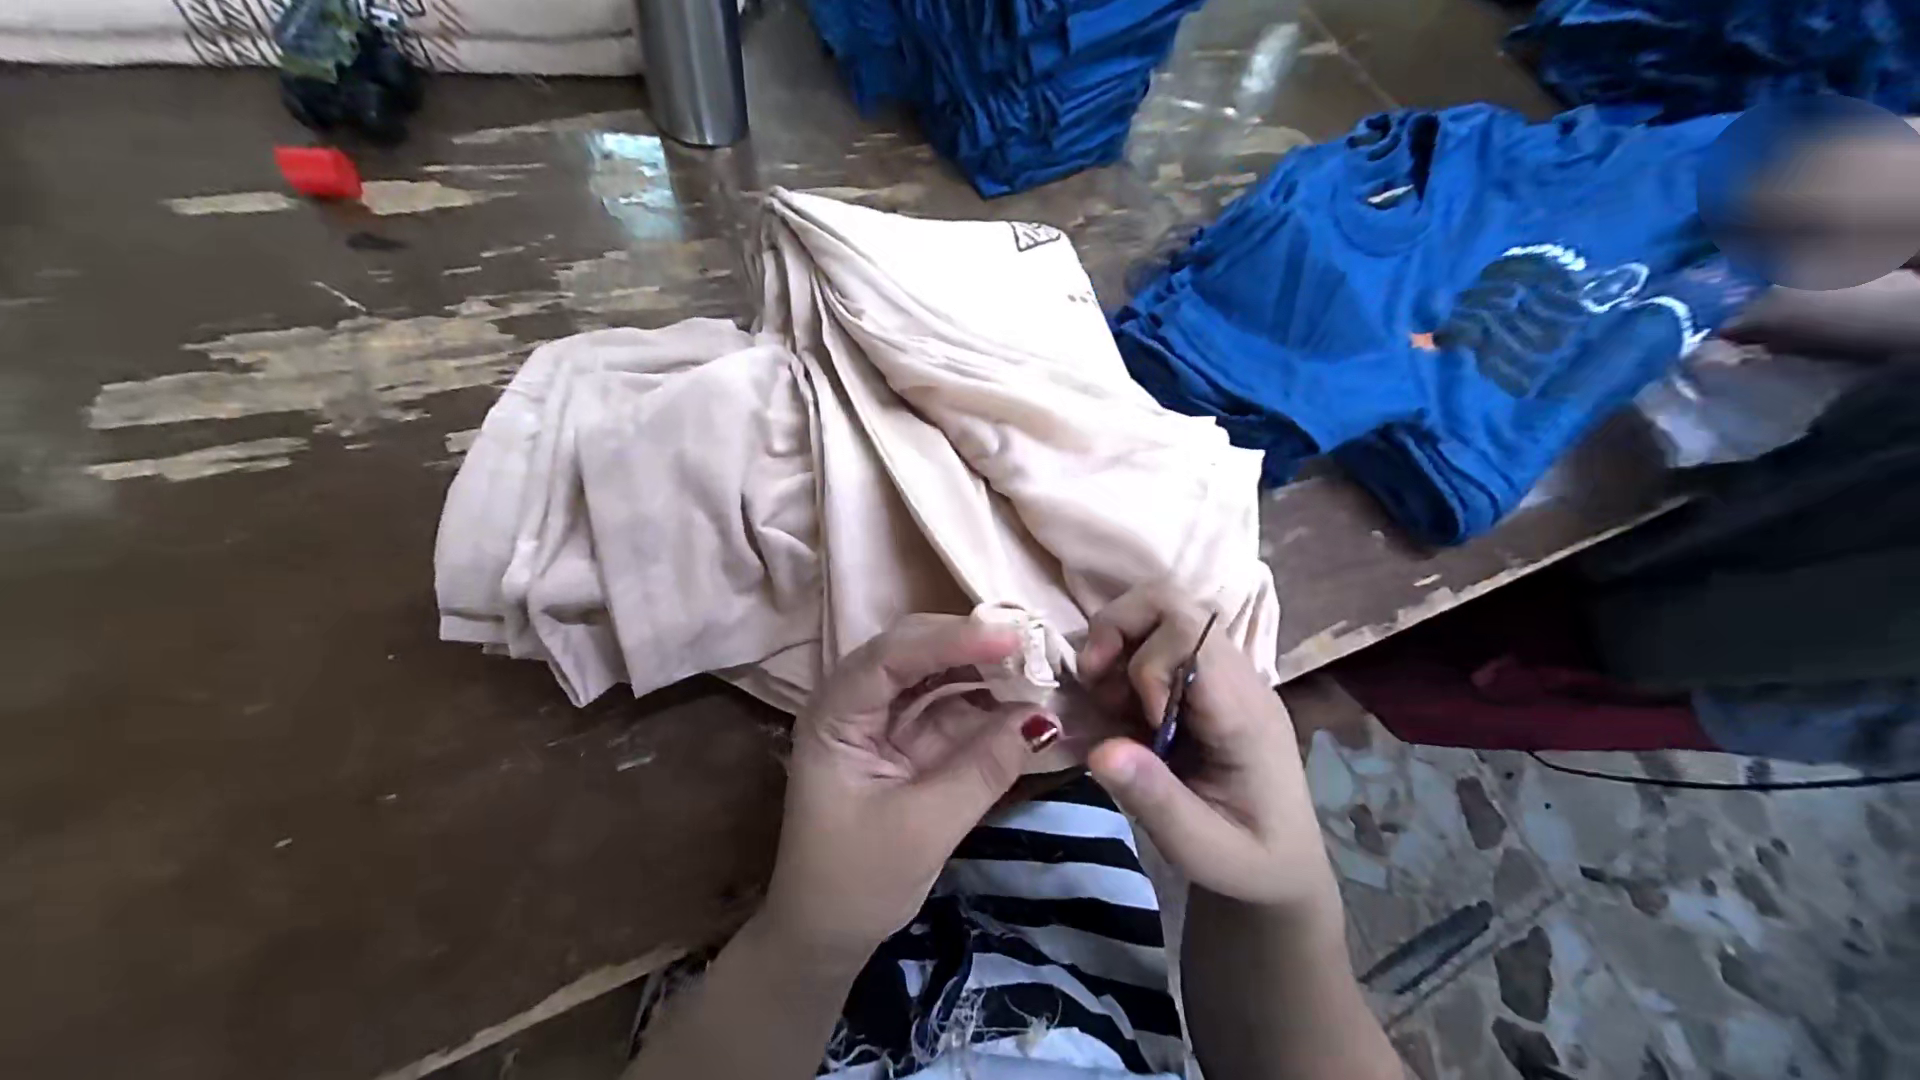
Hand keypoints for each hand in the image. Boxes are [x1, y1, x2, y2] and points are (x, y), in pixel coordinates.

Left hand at [761, 614, 1060, 958]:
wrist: (826, 935)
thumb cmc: (857, 883)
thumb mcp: (924, 828)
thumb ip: (983, 769)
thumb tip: (1045, 719)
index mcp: (835, 715)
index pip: (891, 657)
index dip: (951, 639)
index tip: (1010, 637)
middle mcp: (855, 702)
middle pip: (913, 650)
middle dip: (970, 643)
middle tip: (1030, 642)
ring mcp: (883, 718)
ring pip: (935, 672)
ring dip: (983, 667)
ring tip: (1035, 663)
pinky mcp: (909, 738)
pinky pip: (950, 706)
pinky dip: (986, 701)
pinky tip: (1021, 697)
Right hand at [1079, 585, 1339, 918]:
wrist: (1282, 869)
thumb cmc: (1247, 862)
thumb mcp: (1201, 849)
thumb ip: (1154, 800)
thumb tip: (1100, 748)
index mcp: (1244, 712)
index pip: (1191, 635)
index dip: (1145, 664)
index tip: (1136, 719)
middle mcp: (1237, 678)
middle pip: (1172, 602)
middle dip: (1116, 628)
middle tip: (1095, 680)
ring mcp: (1223, 674)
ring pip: (1160, 611)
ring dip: (1116, 642)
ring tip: (1107, 699)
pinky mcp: (1205, 681)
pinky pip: (1157, 638)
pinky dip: (1122, 658)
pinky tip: (1120, 705)